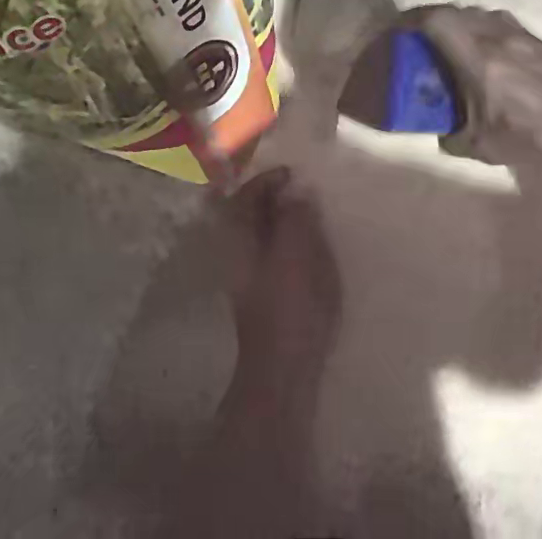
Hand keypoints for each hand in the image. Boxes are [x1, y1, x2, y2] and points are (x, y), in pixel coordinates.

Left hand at [220, 168, 341, 372]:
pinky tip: (304, 243)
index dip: (268, 179)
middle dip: (271, 196)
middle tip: (300, 188)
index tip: (293, 173)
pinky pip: (269, 251)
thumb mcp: (298, 252)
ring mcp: (245, 272)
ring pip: (259, 232)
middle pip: (248, 211)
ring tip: (306, 212)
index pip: (246, 194)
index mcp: (238, 236)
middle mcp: (235, 250)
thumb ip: (297, 217)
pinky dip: (283, 239)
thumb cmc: (289, 303)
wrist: (282, 367)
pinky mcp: (260, 291)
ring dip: (278, 217)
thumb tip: (297, 193)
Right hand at [403, 5, 541, 170]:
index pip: (436, 20)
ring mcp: (517, 33)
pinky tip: (478, 48)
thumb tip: (437, 127)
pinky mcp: (533, 38)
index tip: (395, 30)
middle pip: (452, 11)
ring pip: (475, 13)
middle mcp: (496, 37)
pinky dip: (477, 27)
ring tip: (444, 41)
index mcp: (479, 60)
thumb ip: (449, 132)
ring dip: (454, 21)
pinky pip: (495, 21)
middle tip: (414, 36)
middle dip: (427, 19)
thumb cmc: (527, 138)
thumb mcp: (478, 144)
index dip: (410, 20)